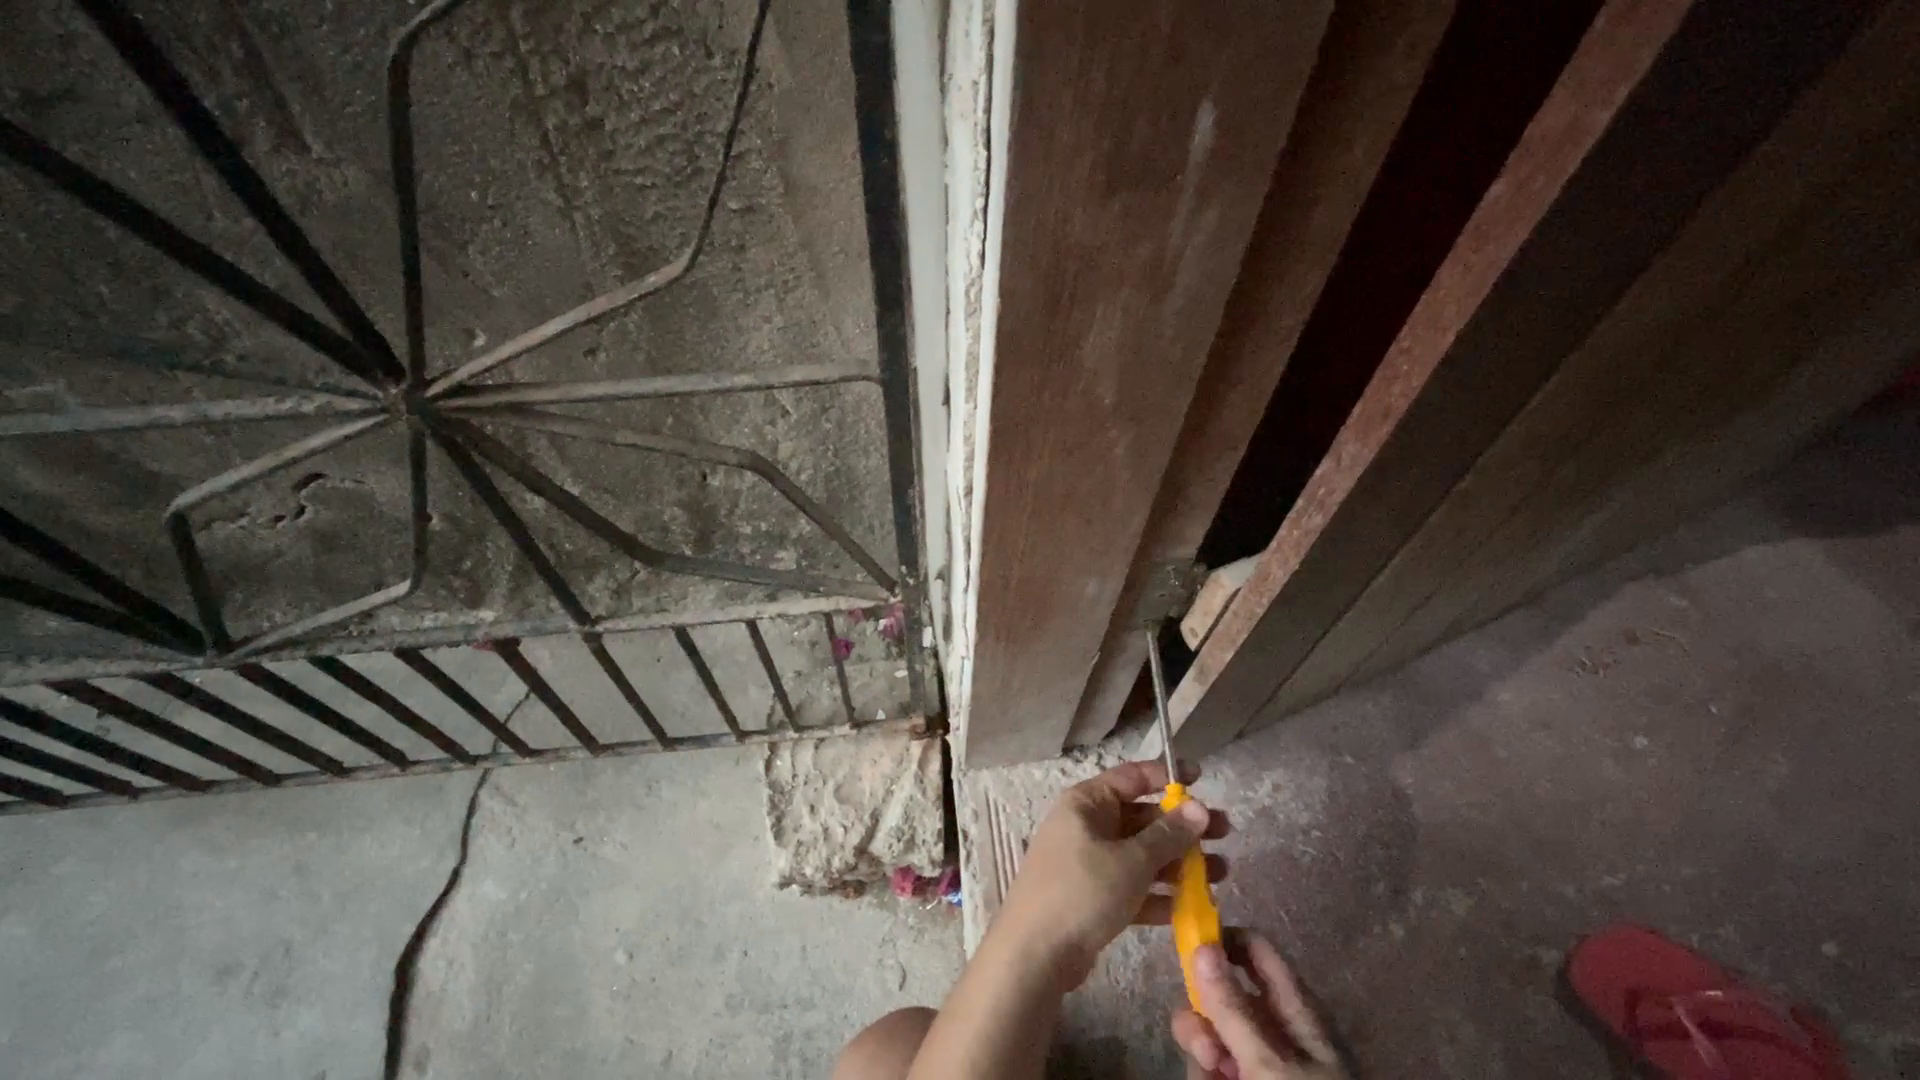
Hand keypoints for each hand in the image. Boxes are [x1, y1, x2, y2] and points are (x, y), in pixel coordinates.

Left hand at [993, 760, 1228, 990]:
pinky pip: (1134, 886)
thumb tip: (1199, 808)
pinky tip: (1194, 905)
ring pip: (1142, 854)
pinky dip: (1161, 893)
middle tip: (1226, 833)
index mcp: (1087, 803)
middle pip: (1143, 817)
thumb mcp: (1131, 860)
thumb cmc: (1082, 891)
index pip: (1132, 777)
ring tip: (1223, 873)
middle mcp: (1087, 826)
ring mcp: (1089, 862)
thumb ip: (1168, 834)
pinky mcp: (1094, 897)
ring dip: (1180, 862)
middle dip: (1184, 826)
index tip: (1202, 779)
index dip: (1168, 775)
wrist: (1035, 953)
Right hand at [1172, 934, 1345, 1079]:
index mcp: (1295, 1011)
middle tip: (1207, 1050)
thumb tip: (1201, 944)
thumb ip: (1233, 1009)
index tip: (1188, 948)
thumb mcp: (1271, 1067)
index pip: (1255, 951)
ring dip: (1201, 1053)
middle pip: (1219, 993)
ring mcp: (1258, 1063)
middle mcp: (1274, 1031)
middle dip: (1202, 1017)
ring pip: (1208, 1033)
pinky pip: (1208, 1068)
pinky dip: (1205, 1077)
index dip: (1222, 939)